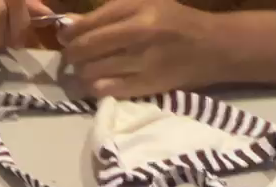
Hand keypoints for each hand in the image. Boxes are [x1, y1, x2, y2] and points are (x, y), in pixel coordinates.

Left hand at [57, 0, 226, 97]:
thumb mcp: (146, 4)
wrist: (210, 47)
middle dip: (72, 55)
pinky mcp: (143, 86)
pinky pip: (103, 90)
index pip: (89, 24)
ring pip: (90, 72)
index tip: (65, 38)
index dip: (69, 34)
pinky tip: (98, 82)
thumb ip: (109, 14)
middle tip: (73, 57)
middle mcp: (139, 32)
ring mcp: (141, 61)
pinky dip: (94, 87)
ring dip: (81, 73)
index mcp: (139, 6)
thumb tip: (69, 25)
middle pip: (84, 49)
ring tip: (86, 69)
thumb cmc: (173, 21)